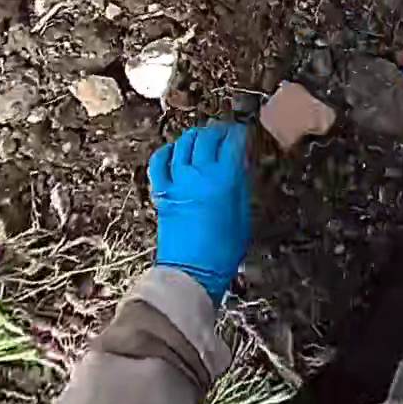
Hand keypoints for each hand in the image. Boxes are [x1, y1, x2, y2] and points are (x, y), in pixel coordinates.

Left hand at [149, 123, 249, 302]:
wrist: (191, 273)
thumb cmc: (220, 252)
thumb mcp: (242, 217)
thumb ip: (241, 186)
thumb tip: (242, 165)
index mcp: (223, 180)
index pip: (233, 142)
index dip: (240, 133)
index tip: (243, 133)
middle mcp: (199, 175)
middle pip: (207, 136)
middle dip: (218, 130)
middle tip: (225, 133)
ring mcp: (177, 181)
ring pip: (184, 142)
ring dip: (195, 136)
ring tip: (203, 137)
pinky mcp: (162, 191)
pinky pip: (159, 161)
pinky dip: (167, 151)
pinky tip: (175, 151)